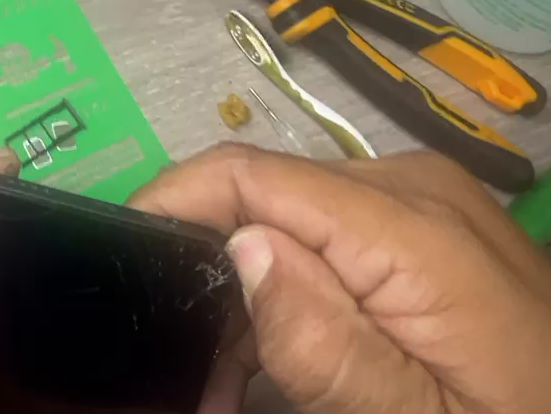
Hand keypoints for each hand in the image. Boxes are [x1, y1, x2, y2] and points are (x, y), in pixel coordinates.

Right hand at [129, 144, 550, 413]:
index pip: (251, 174)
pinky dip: (296, 281)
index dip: (174, 200)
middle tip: (188, 364)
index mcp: (411, 225)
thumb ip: (330, 345)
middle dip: (208, 262)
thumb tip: (238, 247)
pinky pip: (333, 231)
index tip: (121, 253)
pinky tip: (287, 342)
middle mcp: (410, 186)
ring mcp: (425, 202)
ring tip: (230, 376)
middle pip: (265, 193)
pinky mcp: (430, 226)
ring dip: (249, 282)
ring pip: (291, 213)